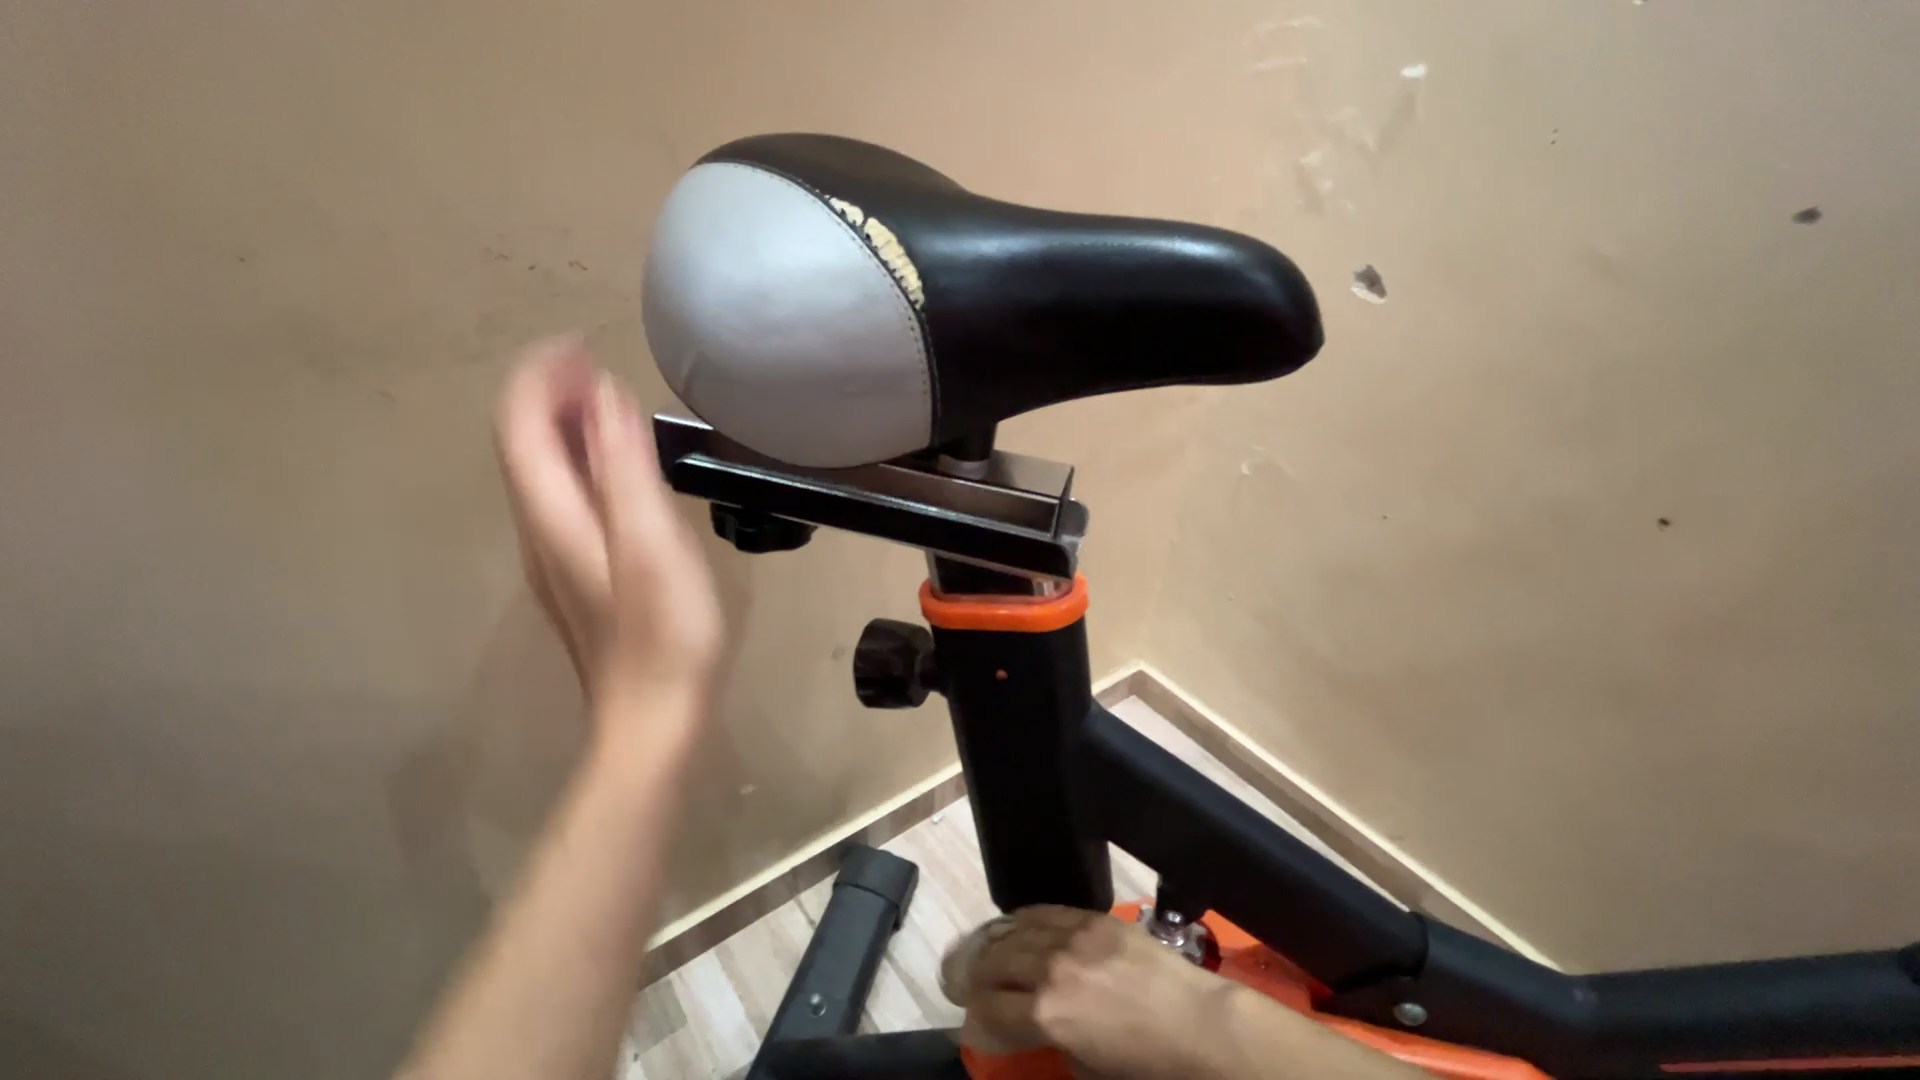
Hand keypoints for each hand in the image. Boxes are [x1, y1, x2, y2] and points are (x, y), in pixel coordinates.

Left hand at [493, 336, 723, 728]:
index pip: (522, 427)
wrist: (653, 719)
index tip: (576, 344)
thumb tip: (606, 399)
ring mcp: (555, 558)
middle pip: (524, 447)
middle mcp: (540, 531)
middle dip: (549, 395)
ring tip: (603, 400)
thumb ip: (625, 470)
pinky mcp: (578, 576)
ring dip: (563, 428)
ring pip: (542, 474)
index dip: (540, 378)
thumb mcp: (652, 544)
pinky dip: (579, 465)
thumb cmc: (664, 633)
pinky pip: (563, 500)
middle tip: (592, 362)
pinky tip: (612, 470)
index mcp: (554, 516)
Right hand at [950, 906, 1237, 1079]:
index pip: (987, 1010)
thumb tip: (1027, 1027)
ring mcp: (1071, 937)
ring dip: (994, 943)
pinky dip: (1024, 919)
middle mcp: (1048, 969)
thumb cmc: (1146, 1063)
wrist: (1198, 1024)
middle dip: (974, 975)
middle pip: (991, 963)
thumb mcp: (1087, 1067)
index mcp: (1046, 1015)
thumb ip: (1049, 1042)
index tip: (974, 1020)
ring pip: (1013, 930)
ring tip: (988, 952)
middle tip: (968, 982)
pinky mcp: (1092, 917)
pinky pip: (1045, 911)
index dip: (975, 1016)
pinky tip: (1018, 926)